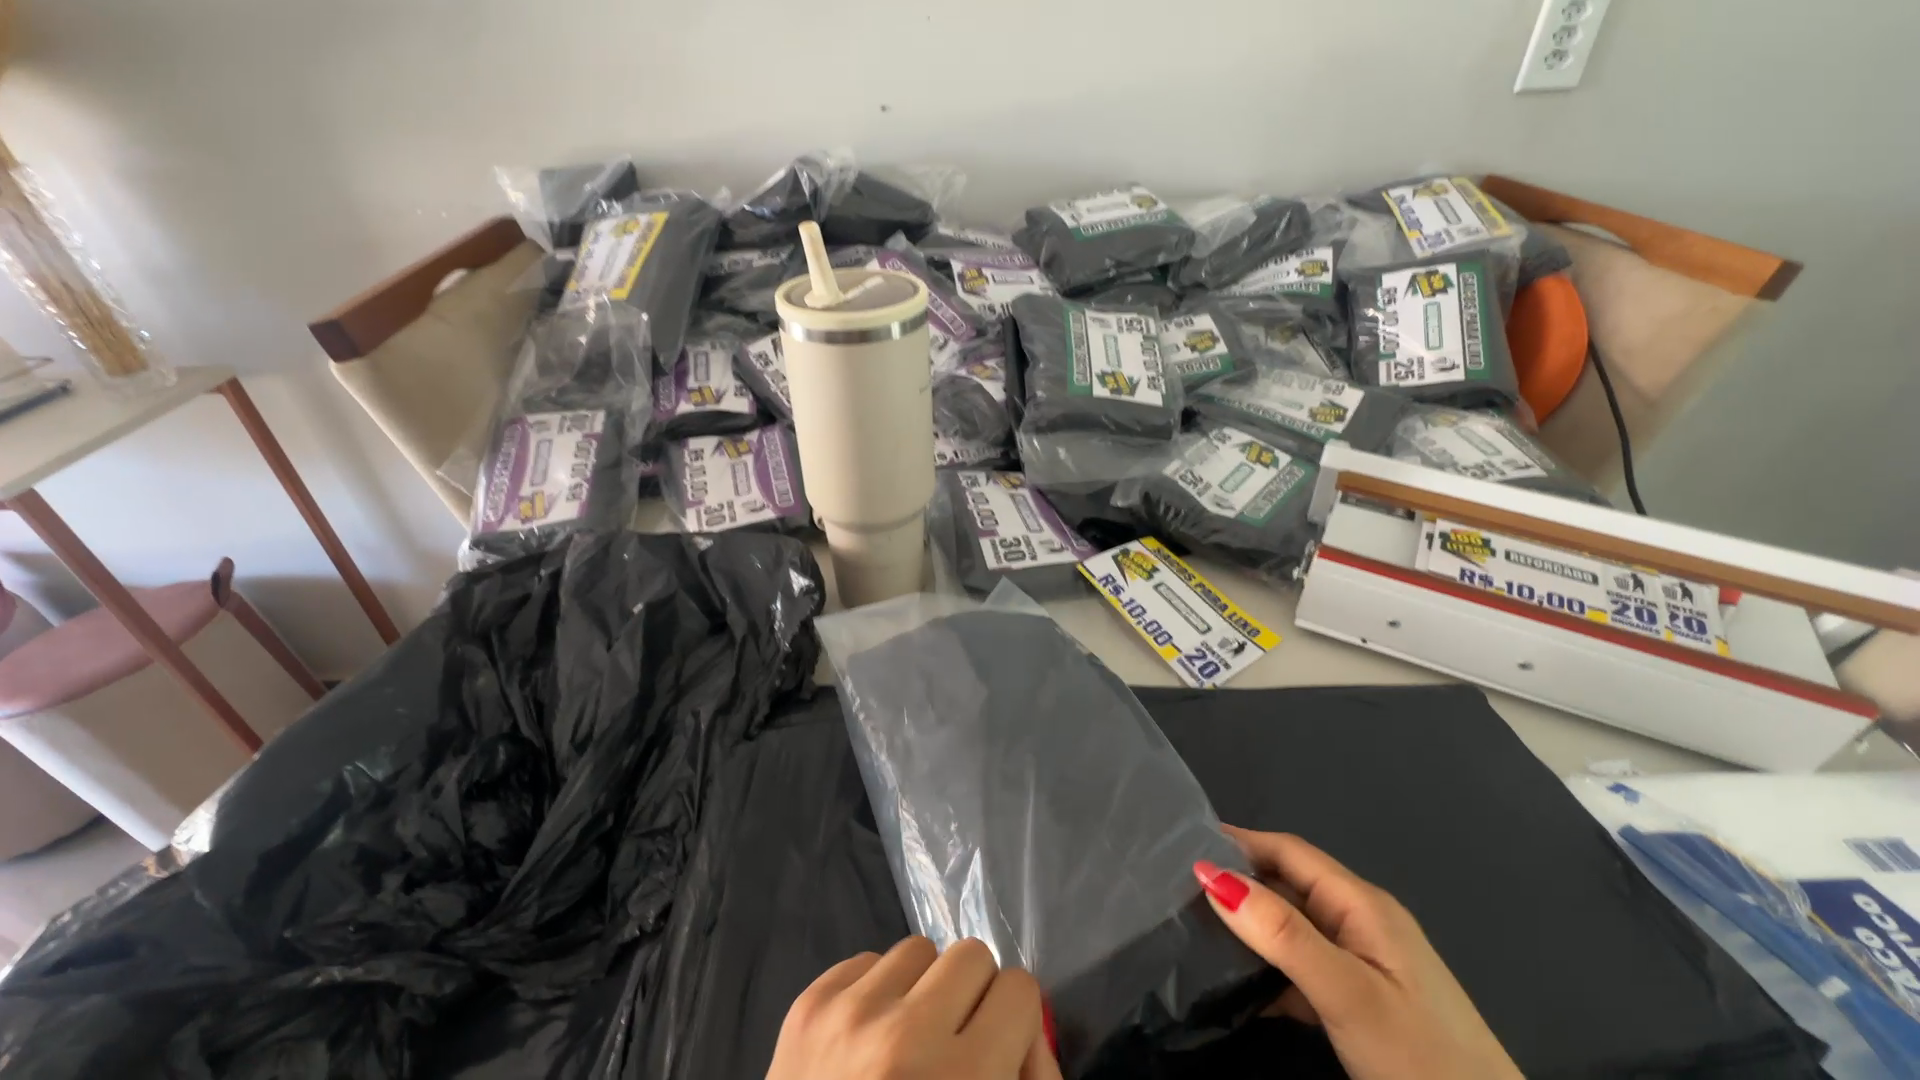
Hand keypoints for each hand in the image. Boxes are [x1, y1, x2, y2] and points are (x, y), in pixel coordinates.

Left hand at [766, 936, 1060, 1079]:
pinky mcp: (808, 1006)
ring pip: (919, 949)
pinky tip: (867, 1039)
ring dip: (922, 987)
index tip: (997, 1048)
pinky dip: (876, 992)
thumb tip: (1030, 1029)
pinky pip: (868, 960)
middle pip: (972, 954)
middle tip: (955, 1039)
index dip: (1014, 1022)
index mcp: (965, 1077)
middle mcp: (906, 1036)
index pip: (1020, 989)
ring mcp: (850, 1015)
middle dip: (971, 994)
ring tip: (907, 1038)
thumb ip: (1032, 1079)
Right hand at [1194, 827, 1520, 1079]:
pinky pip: (1302, 968)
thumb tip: (1211, 875)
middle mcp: (1362, 923)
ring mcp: (1364, 963)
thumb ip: (1282, 934)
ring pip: (1293, 928)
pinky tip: (1234, 988)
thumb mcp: (1347, 992)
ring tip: (1192, 931)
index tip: (1181, 844)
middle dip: (1236, 881)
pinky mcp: (1361, 1001)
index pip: (1290, 852)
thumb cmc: (1420, 1055)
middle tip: (1175, 888)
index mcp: (1363, 905)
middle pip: (1289, 885)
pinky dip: (1267, 970)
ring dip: (1249, 926)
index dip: (1238, 843)